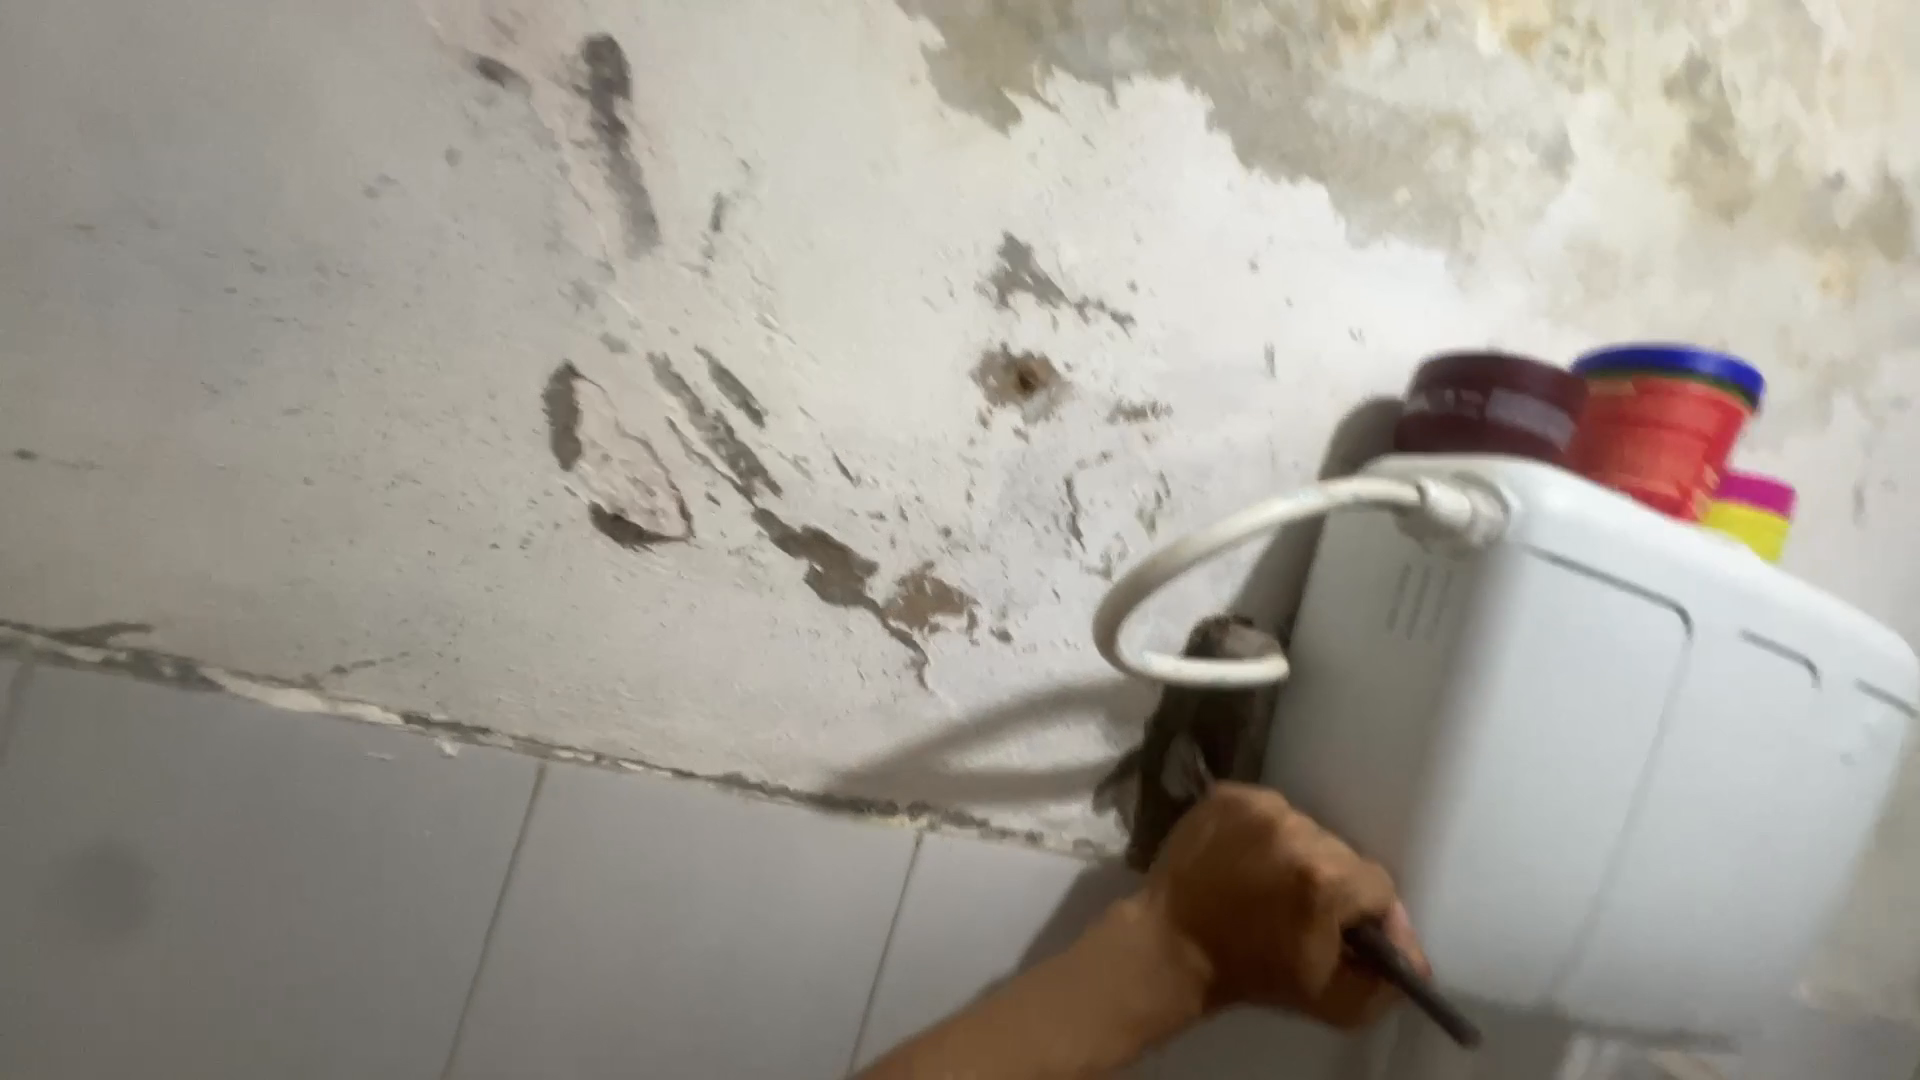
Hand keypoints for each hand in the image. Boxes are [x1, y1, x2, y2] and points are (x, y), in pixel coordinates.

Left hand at [1135, 783, 1425, 1026]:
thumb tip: (1412, 958)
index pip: (1377, 885)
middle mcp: (1295, 830)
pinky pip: (1268, 809)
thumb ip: (1386, 981)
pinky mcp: (1226, 794)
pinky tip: (1249, 857)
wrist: (1173, 941)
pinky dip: (1266, 831)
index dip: (1371, 913)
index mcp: (1325, 878)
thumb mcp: (1335, 1000)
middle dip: (1334, 884)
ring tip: (1273, 882)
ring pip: (1305, 828)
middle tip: (1308, 910)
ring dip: (1299, 854)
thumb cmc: (1253, 971)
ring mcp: (1257, 807)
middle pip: (1341, 854)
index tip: (1353, 930)